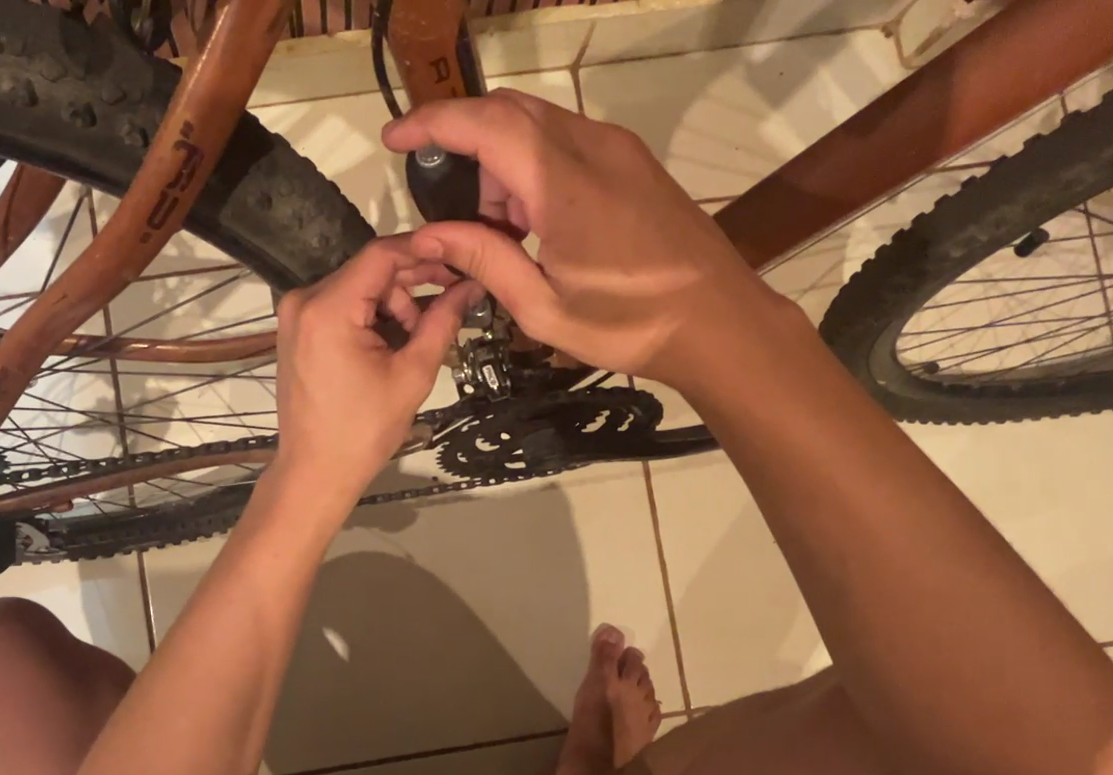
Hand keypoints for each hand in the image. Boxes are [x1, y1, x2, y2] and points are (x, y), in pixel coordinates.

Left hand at [271, 236, 481, 502]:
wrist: (315, 471)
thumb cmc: (364, 431)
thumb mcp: (412, 375)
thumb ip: (442, 323)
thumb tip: (471, 286)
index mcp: (328, 308)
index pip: (382, 254)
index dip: (425, 252)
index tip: (460, 261)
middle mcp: (303, 300)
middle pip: (369, 270)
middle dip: (412, 284)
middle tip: (449, 305)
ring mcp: (296, 315)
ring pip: (357, 287)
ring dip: (393, 304)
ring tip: (418, 338)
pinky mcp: (297, 330)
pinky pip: (341, 306)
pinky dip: (371, 316)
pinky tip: (394, 342)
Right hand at [382, 90, 794, 379]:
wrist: (718, 322)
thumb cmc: (627, 325)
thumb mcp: (543, 308)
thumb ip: (484, 261)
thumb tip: (425, 235)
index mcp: (565, 184)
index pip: (487, 125)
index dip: (433, 123)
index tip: (394, 138)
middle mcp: (592, 147)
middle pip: (510, 112)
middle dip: (465, 144)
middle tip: (445, 203)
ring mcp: (618, 149)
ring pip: (537, 126)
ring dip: (501, 164)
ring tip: (497, 232)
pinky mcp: (632, 162)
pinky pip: (565, 143)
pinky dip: (532, 169)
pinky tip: (532, 223)